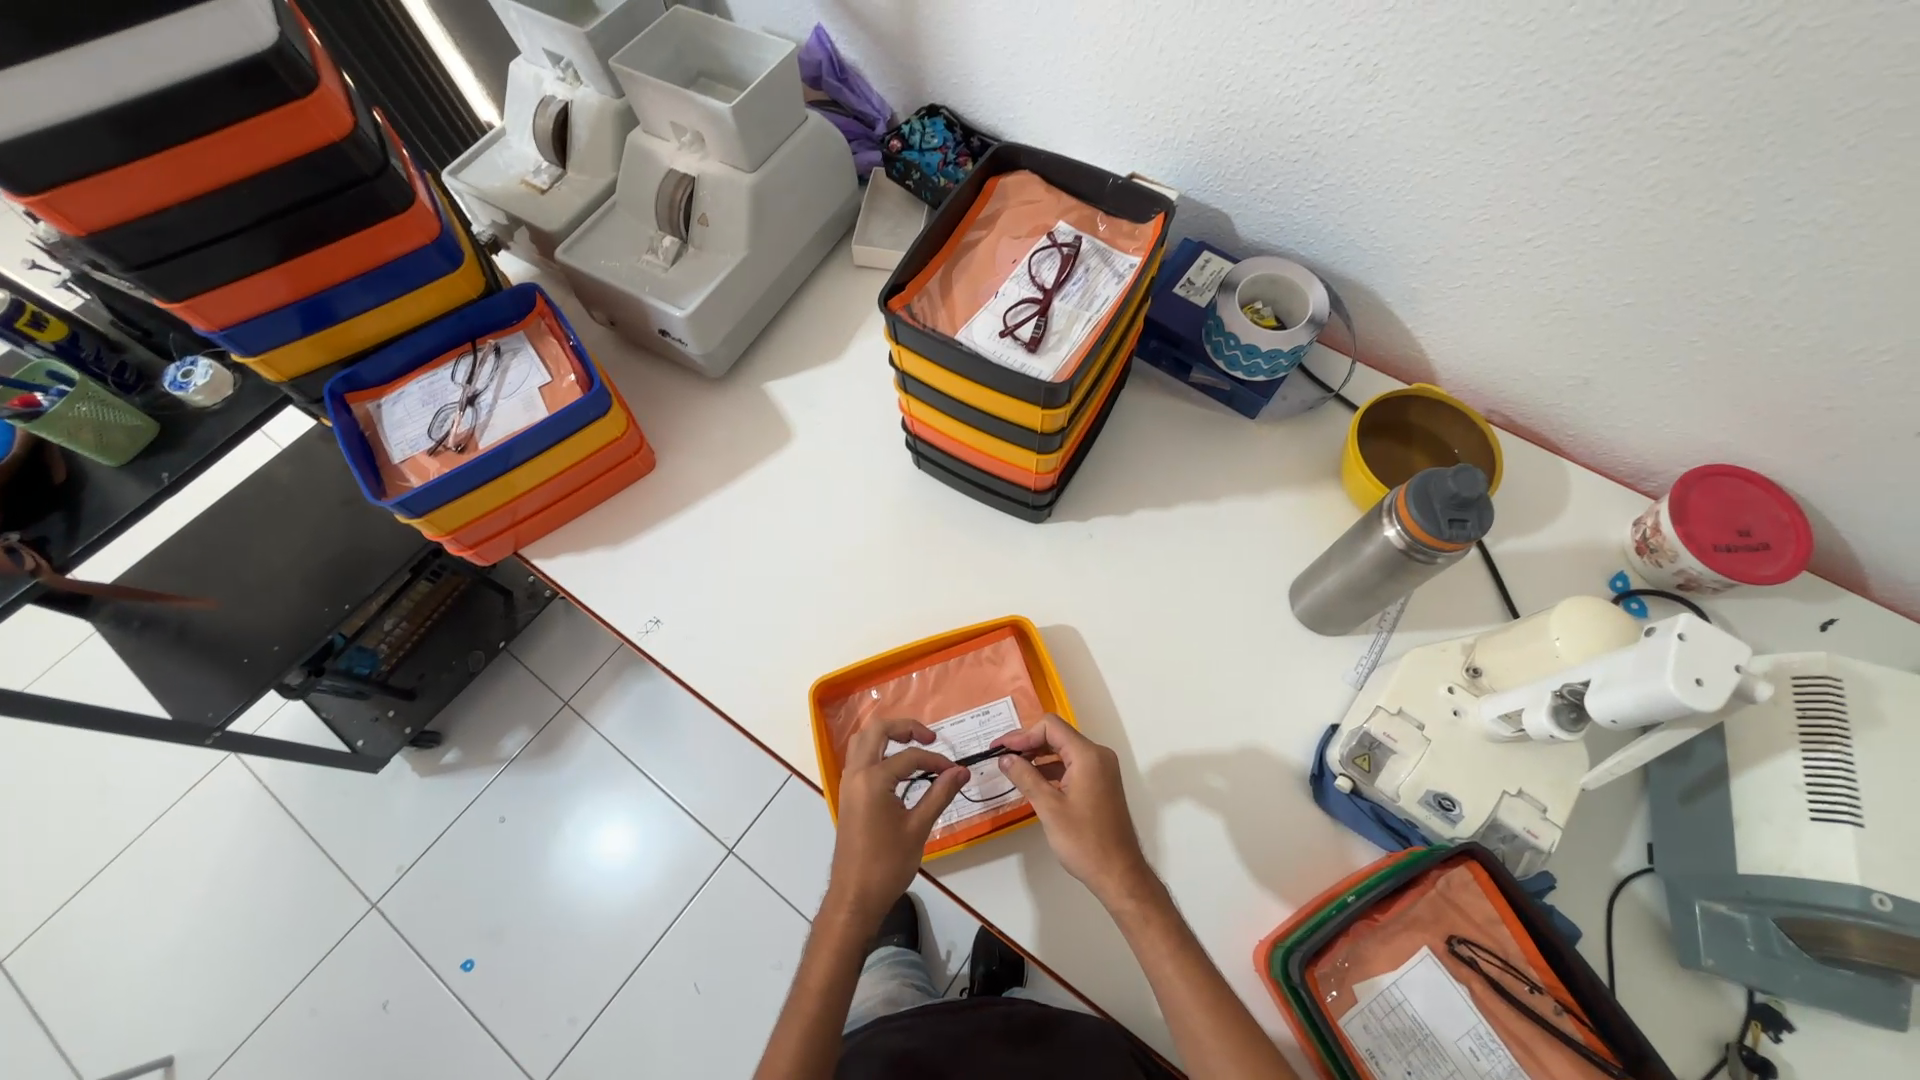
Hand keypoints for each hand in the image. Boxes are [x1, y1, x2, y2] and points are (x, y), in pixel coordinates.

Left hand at [826, 718, 966, 923]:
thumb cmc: (888, 864)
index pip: (909, 757)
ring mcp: (848, 784)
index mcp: (873, 780)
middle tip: (929, 738)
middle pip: (876, 731)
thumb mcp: (919, 827)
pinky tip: (897, 766)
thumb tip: (961, 771)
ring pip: (862, 741)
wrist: (855, 895)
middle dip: (904, 728)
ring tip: (913, 745)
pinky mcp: (847, 795)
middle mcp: (856, 774)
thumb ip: (940, 794)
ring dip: (887, 736)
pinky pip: (859, 758)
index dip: (935, 761)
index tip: (955, 772)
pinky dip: (877, 751)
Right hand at [994, 716, 1154, 904]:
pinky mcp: (1100, 783)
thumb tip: (1005, 758)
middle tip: (1001, 757)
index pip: (1050, 727)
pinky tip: (1032, 783)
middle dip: (1028, 744)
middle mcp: (1098, 756)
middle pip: (1057, 736)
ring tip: (1011, 770)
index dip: (1023, 735)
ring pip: (1063, 751)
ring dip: (1038, 758)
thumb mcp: (1049, 808)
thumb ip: (1025, 777)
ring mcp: (1101, 770)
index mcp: (1088, 755)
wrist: (1118, 873)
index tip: (1001, 750)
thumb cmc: (1084, 841)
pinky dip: (1051, 770)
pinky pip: (1071, 766)